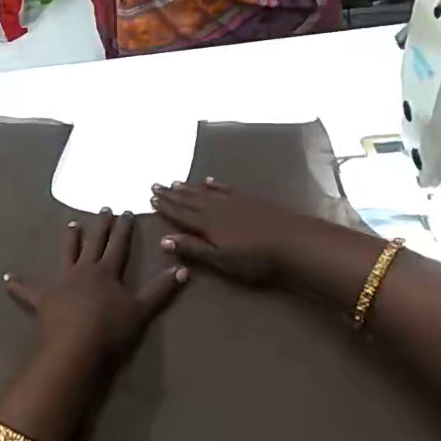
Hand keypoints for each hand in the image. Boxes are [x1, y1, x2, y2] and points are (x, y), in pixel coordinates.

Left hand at [4, 210, 186, 363]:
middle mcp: (84, 269)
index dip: (123, 227)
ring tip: (70, 224)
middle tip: (103, 209)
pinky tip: (7, 278)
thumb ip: (161, 289)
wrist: (75, 347)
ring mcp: (62, 282)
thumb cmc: (110, 329)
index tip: (126, 210)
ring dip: (69, 239)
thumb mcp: (141, 310)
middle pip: (94, 242)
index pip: (118, 243)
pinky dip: (18, 285)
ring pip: (66, 254)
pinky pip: (28, 291)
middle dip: (100, 225)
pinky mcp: (43, 299)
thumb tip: (184, 268)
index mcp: (107, 270)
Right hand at [150, 179, 341, 284]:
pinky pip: (224, 188)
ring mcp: (233, 201)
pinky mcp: (248, 198)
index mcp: (206, 224)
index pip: (180, 214)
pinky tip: (208, 180)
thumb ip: (194, 249)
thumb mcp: (221, 260)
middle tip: (155, 185)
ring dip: (188, 187)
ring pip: (204, 191)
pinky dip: (213, 184)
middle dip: (171, 194)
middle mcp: (215, 208)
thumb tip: (164, 240)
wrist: (291, 239)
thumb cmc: (254, 258)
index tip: (150, 198)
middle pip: (189, 199)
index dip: (165, 206)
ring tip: (175, 182)